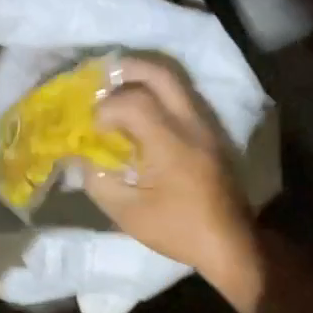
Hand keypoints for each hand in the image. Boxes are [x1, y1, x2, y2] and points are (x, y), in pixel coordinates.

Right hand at [84, 58, 261, 311]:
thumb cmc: (179, 229)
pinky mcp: (211, 134)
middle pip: (160, 74)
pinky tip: (141, 112)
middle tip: (101, 76)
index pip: (133, 102)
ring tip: (118, 90)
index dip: (106, 108)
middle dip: (128, 69)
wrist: (231, 243)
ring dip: (144, 79)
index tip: (92, 127)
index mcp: (170, 142)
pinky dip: (159, 95)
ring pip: (175, 83)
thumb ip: (99, 181)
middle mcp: (191, 124)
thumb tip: (81, 158)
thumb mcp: (128, 213)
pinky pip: (183, 99)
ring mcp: (205, 126)